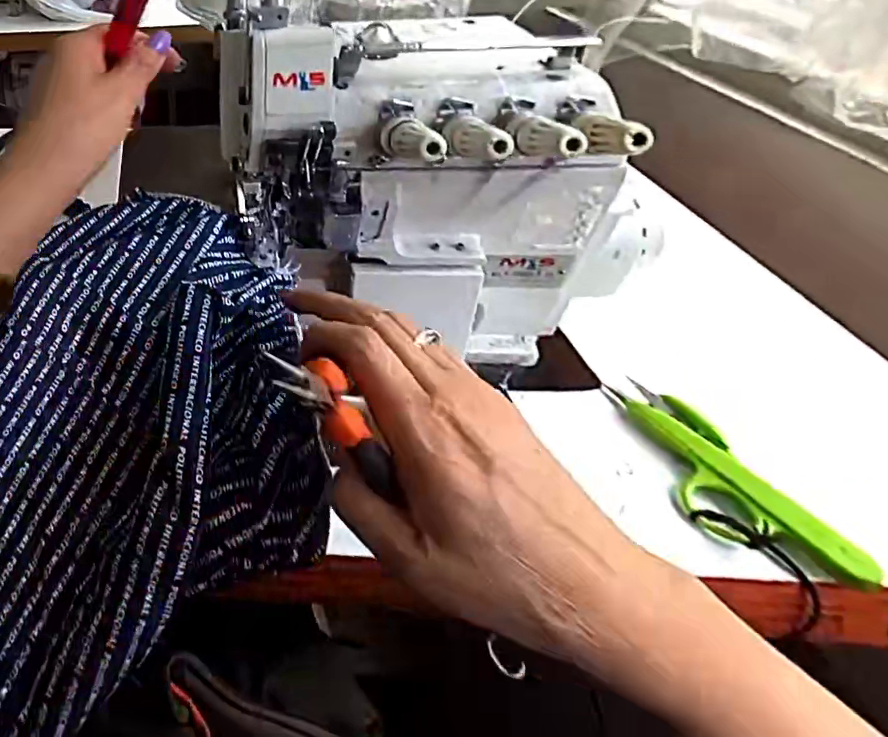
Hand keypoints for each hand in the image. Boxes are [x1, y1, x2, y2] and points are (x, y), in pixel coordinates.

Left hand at [0, 27, 179, 194]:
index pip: (119, 30)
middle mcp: (58, 60)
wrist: (42, 175)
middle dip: (133, 74)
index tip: (169, 60)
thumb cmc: (76, 133)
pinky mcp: (52, 111)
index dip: (148, 44)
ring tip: (124, 120)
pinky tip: (107, 133)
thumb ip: (144, 62)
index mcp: (74, 45)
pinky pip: (86, 102)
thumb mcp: (124, 92)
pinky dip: (103, 113)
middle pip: (109, 55)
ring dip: (120, 97)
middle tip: (145, 96)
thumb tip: (159, 42)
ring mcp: (53, 86)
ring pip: (99, 81)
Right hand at [286, 290, 682, 677]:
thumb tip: (333, 456)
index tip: (298, 350)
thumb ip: (355, 500)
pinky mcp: (491, 400)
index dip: (322, 334)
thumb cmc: (507, 576)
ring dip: (364, 318)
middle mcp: (454, 396)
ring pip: (410, 329)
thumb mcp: (409, 559)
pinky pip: (432, 350)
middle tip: (298, 306)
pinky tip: (379, 361)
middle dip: (333, 307)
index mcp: (427, 429)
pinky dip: (394, 339)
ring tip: (330, 325)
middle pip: (384, 321)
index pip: (364, 347)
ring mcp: (476, 392)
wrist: (588, 581)